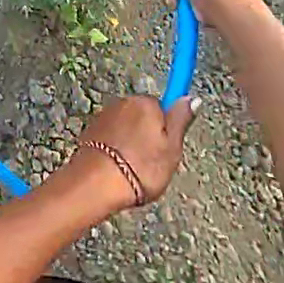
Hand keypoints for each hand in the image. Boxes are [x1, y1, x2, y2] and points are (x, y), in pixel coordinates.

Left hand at [70, 95, 199, 209]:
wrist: (96, 183)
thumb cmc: (138, 168)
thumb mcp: (172, 148)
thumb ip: (181, 120)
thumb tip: (192, 98)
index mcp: (145, 102)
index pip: (164, 107)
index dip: (168, 129)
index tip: (168, 146)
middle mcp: (122, 103)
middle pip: (144, 117)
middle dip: (150, 137)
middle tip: (155, 162)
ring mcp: (104, 117)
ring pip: (127, 129)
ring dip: (132, 145)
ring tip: (135, 170)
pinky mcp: (91, 132)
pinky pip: (112, 139)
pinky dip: (116, 151)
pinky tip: (119, 169)